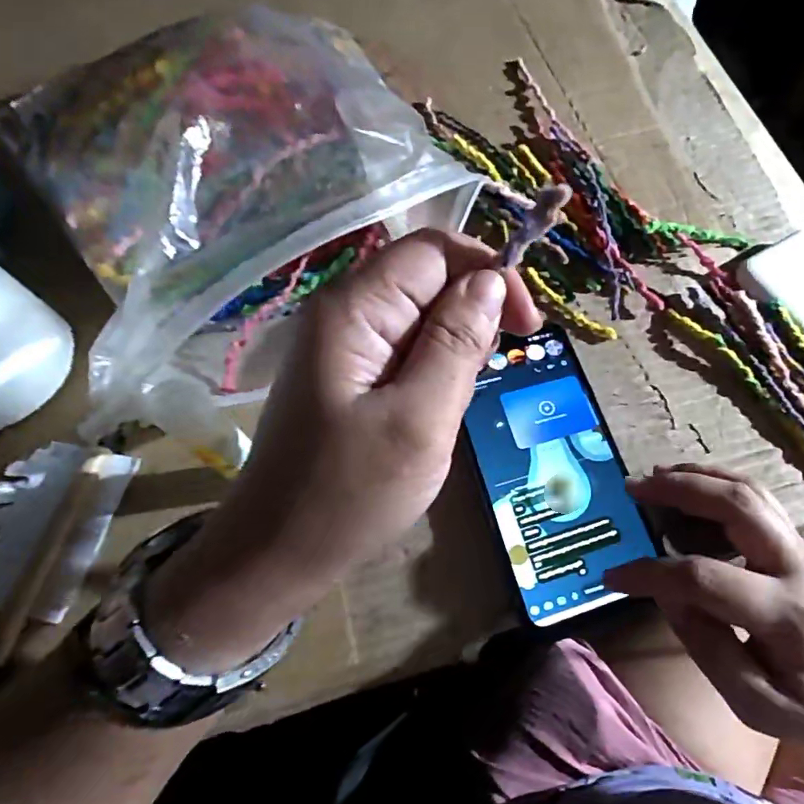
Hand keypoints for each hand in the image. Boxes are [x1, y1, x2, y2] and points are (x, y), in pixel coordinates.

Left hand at [146, 229, 542, 670]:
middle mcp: (344, 314)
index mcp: (354, 310)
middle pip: (428, 280)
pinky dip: (433, 375)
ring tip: (450, 410)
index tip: (526, 329)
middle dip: (471, 318)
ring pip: (422, 319)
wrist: (277, 554)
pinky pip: (405, 354)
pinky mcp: (347, 378)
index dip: (489, 273)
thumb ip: (456, 344)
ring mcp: (342, 348)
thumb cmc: (349, 495)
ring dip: (454, 352)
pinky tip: (433, 416)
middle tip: (481, 382)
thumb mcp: (420, 420)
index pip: (434, 250)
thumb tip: (491, 281)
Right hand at [603, 465, 803, 760]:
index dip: (652, 573)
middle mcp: (799, 570)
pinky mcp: (802, 547)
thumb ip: (705, 643)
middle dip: (682, 490)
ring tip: (658, 474)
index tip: (615, 575)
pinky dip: (722, 484)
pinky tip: (693, 483)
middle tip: (636, 487)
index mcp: (786, 616)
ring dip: (702, 477)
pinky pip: (761, 502)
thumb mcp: (750, 701)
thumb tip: (665, 592)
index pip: (704, 578)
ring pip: (753, 493)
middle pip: (739, 508)